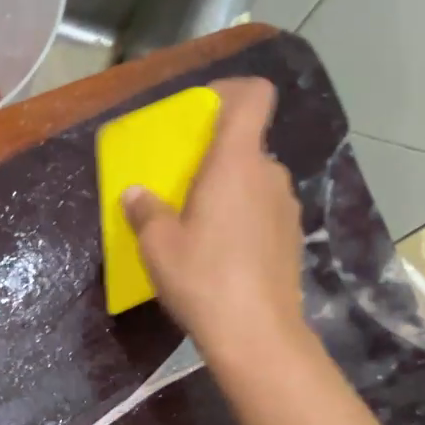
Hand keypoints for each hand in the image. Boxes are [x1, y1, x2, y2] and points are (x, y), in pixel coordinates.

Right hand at [122, 78, 306, 357]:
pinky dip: (238, 221)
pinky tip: (217, 257)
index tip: (198, 110)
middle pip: (244, 146)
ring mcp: (285, 205)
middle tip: (177, 190)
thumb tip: (135, 192)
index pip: (251, 98)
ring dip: (225, 195)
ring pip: (251, 183)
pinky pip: (259, 212)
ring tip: (194, 231)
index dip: (229, 91)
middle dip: (212, 160)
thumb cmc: (202, 279)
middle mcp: (268, 174)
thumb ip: (145, 213)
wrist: (256, 332)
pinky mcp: (290, 236)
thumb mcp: (157, 247)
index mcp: (236, 164)